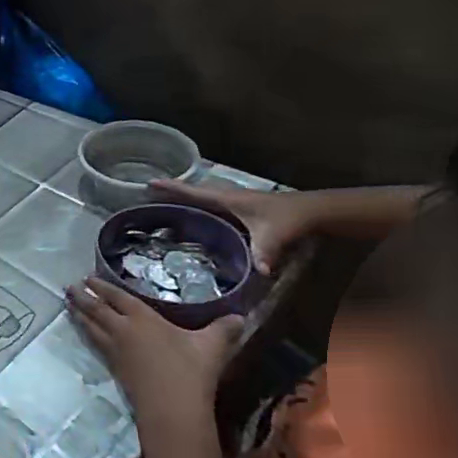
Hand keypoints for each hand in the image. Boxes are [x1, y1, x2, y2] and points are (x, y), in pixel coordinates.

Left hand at [66, 279, 241, 420]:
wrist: (172, 411)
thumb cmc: (191, 372)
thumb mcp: (211, 347)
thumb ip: (224, 329)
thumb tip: (241, 316)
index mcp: (142, 318)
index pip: (118, 297)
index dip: (102, 286)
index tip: (88, 277)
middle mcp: (124, 331)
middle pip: (98, 310)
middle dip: (83, 297)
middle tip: (69, 288)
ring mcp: (117, 352)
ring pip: (92, 328)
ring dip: (80, 315)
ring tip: (69, 305)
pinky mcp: (116, 372)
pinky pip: (96, 346)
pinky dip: (88, 336)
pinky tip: (88, 336)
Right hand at [150, 179, 324, 268]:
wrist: (310, 212)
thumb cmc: (288, 218)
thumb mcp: (274, 235)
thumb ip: (264, 252)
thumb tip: (258, 273)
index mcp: (227, 199)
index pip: (193, 192)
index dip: (171, 188)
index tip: (148, 184)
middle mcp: (226, 198)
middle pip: (191, 195)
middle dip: (170, 195)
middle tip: (146, 199)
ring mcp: (232, 204)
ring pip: (200, 202)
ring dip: (182, 202)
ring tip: (162, 209)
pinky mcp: (239, 212)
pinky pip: (210, 210)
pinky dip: (196, 211)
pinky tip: (192, 223)